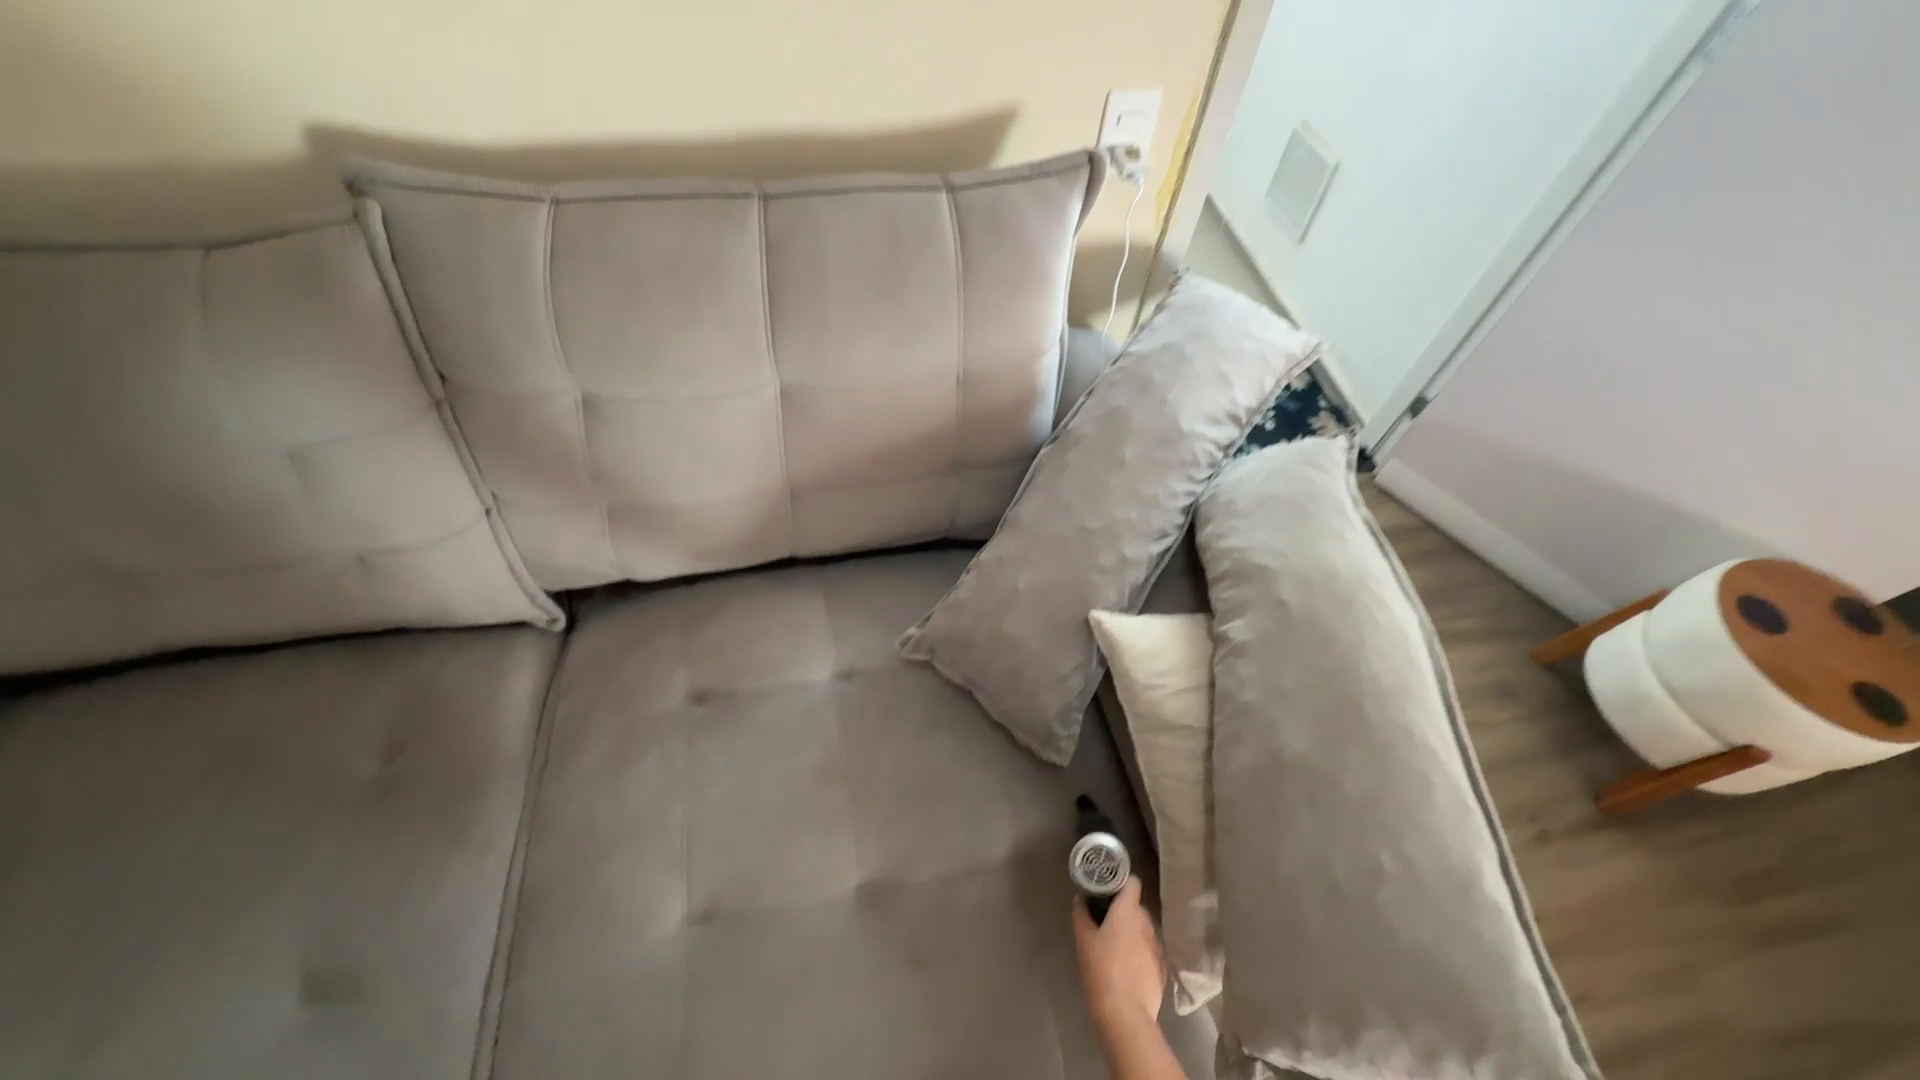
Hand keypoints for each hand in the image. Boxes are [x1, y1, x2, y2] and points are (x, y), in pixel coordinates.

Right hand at [1073, 876, 1165, 1027]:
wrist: (1124, 1012)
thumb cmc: (1100, 970)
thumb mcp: (1084, 941)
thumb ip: (1082, 914)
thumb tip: (1081, 898)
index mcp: (1128, 912)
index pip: (1132, 883)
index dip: (1120, 883)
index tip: (1106, 892)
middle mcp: (1147, 924)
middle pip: (1136, 908)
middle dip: (1122, 912)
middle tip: (1104, 924)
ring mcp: (1157, 946)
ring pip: (1143, 930)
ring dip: (1132, 933)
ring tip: (1115, 950)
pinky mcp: (1162, 967)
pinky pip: (1149, 951)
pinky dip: (1140, 953)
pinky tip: (1127, 969)